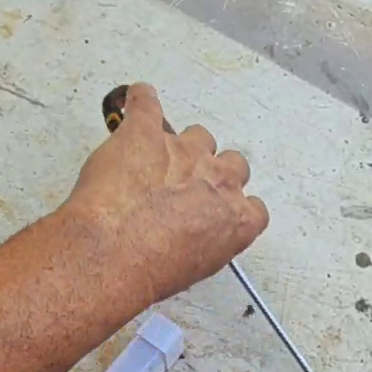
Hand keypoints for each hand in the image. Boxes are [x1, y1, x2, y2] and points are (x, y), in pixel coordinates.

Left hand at [56, 83, 269, 306]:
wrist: (117, 250)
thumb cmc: (153, 268)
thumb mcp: (195, 269)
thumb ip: (206, 243)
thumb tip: (192, 241)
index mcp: (237, 219)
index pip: (254, 208)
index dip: (235, 206)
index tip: (220, 211)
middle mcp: (220, 180)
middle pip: (233, 164)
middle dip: (214, 173)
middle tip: (190, 186)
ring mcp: (185, 151)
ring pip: (199, 135)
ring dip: (183, 144)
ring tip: (159, 159)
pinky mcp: (147, 131)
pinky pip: (147, 101)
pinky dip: (141, 102)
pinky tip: (134, 106)